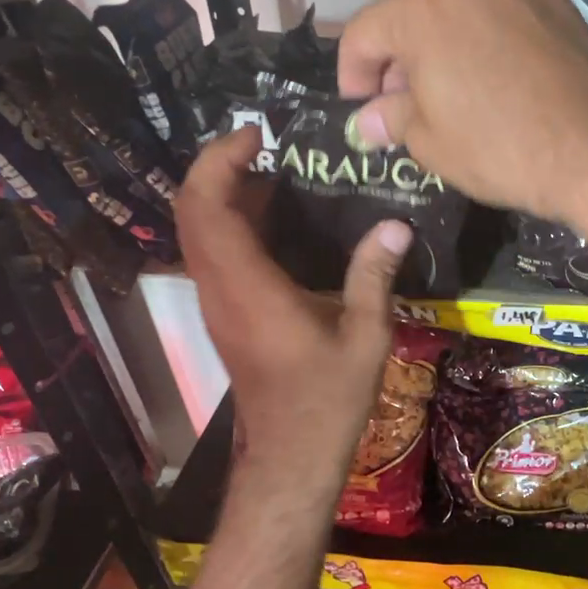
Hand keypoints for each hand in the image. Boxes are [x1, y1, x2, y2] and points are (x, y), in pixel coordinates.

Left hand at [177, 127, 411, 495]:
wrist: (292, 453)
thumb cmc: (329, 399)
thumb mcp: (366, 338)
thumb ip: (374, 276)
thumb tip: (395, 224)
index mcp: (249, 287)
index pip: (207, 205)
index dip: (220, 159)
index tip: (258, 135)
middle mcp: (220, 288)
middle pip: (192, 210)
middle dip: (220, 167)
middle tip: (270, 149)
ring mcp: (217, 303)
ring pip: (198, 231)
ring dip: (226, 195)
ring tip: (280, 177)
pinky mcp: (225, 315)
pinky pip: (214, 253)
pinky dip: (234, 224)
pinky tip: (281, 223)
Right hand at [337, 0, 587, 221]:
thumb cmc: (499, 149)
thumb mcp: (430, 143)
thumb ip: (391, 119)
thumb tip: (367, 120)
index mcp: (421, 7)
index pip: (364, 33)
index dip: (353, 75)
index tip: (361, 109)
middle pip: (413, 14)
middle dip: (401, 60)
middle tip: (405, 107)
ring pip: (460, 9)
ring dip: (445, 45)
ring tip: (452, 93)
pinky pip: (503, 11)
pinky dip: (489, 37)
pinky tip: (496, 75)